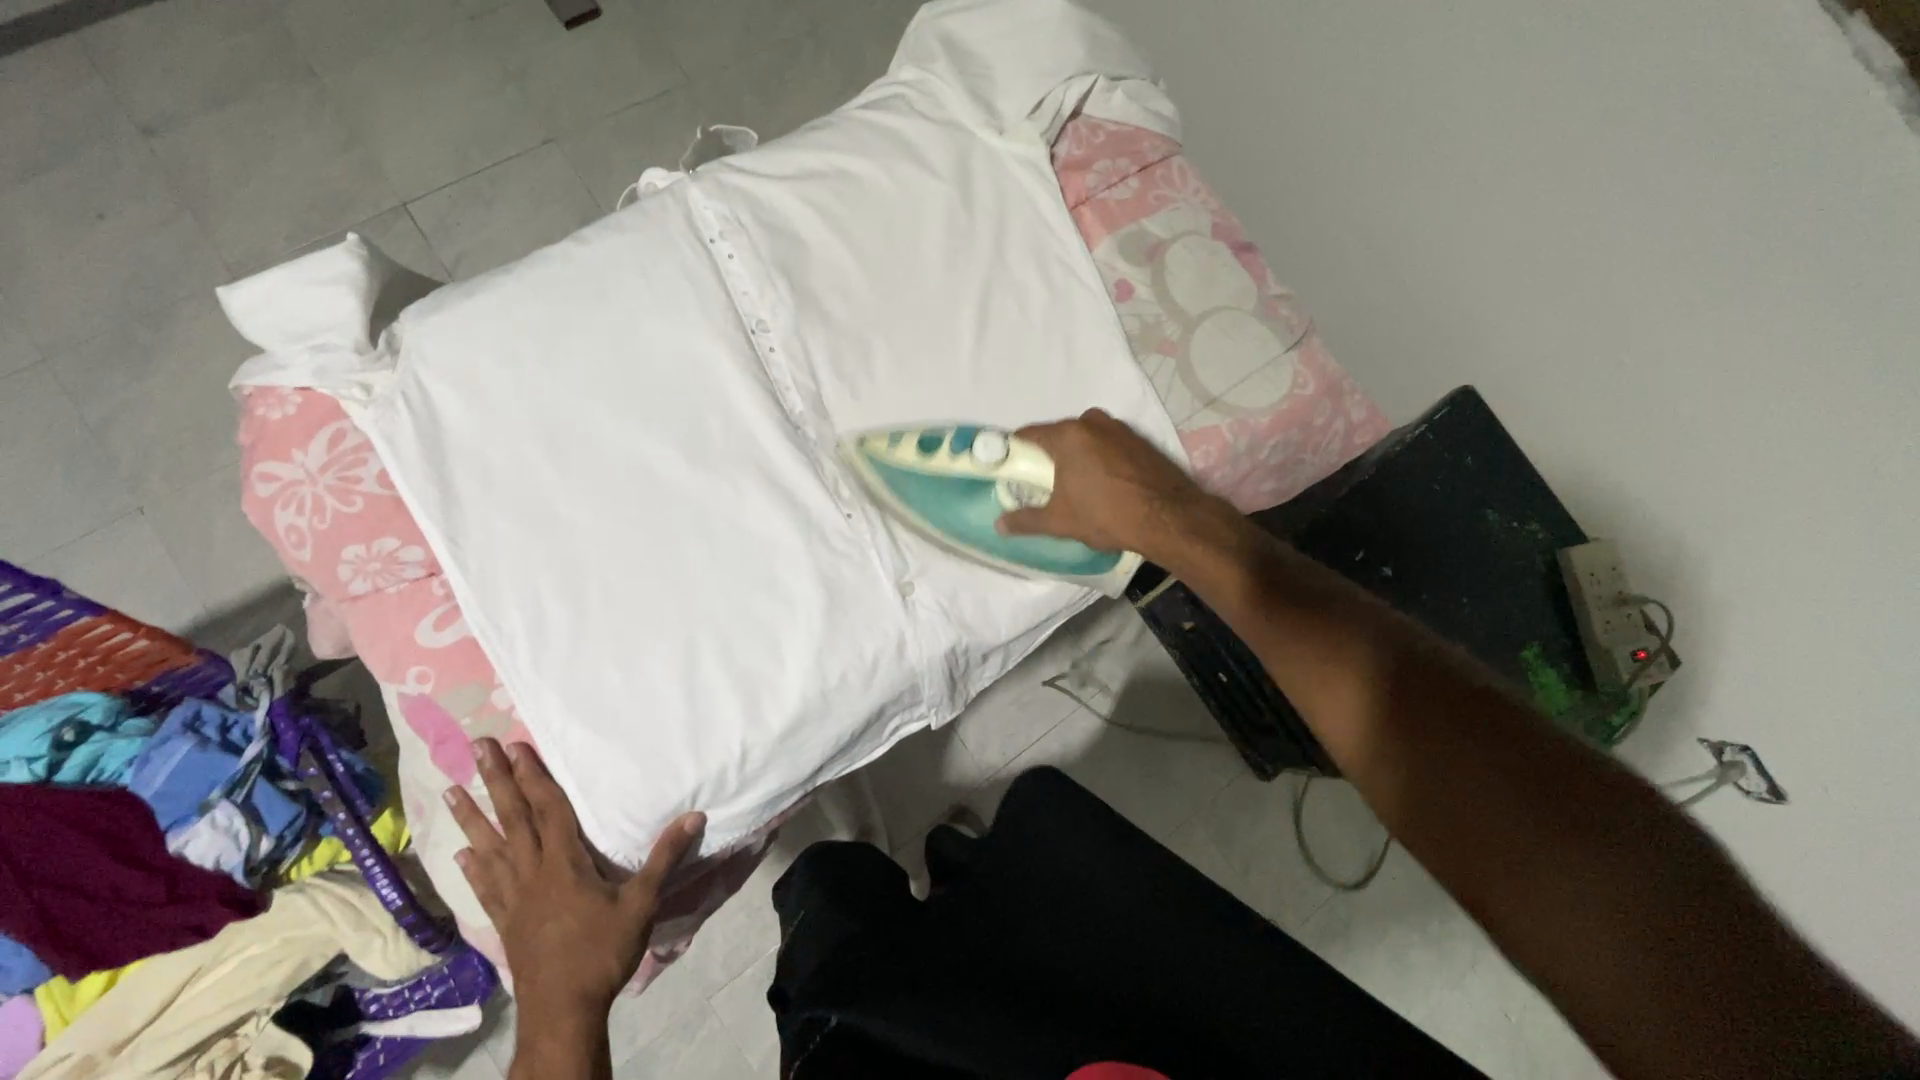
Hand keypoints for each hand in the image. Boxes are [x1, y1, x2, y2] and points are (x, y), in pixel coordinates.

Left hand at [446, 738, 704, 1012]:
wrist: (563, 1009)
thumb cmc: (603, 951)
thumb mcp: (642, 903)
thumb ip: (664, 857)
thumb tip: (694, 816)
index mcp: (564, 863)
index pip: (548, 809)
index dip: (535, 776)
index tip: (516, 747)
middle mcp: (533, 872)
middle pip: (513, 818)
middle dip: (497, 781)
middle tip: (478, 748)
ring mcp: (514, 897)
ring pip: (490, 848)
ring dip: (472, 818)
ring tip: (451, 791)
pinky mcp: (505, 921)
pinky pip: (486, 885)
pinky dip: (474, 867)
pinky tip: (462, 855)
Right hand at [996, 408, 1224, 560]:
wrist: (1169, 519)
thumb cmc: (1107, 515)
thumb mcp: (1060, 521)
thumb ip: (1026, 520)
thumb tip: (999, 525)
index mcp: (1068, 434)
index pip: (1028, 434)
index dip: (1015, 451)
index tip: (1010, 469)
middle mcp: (1093, 422)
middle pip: (1058, 435)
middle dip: (1047, 455)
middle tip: (1040, 483)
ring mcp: (1120, 429)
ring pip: (1085, 439)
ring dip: (1076, 456)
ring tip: (1074, 485)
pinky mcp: (1140, 441)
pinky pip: (1108, 445)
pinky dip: (1100, 459)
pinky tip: (1103, 484)